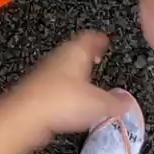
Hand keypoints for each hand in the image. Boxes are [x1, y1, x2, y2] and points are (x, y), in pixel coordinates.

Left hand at [0, 32, 127, 149]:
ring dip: (76, 71)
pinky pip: (56, 83)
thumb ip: (116, 103)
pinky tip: (71, 101)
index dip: (100, 39)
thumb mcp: (99, 104)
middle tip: (97, 56)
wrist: (26, 116)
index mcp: (76, 52)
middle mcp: (59, 58)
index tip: (105, 40)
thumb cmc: (61, 100)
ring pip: (64, 66)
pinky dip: (65, 88)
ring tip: (87, 80)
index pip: (90, 37)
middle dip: (87, 54)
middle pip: (75, 49)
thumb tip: (127, 101)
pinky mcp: (37, 89)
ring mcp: (46, 72)